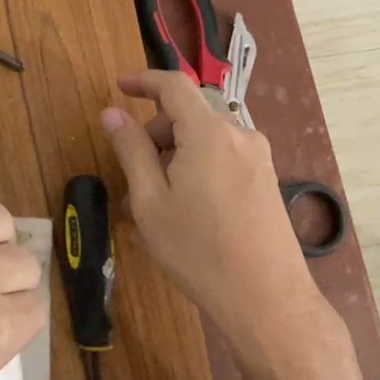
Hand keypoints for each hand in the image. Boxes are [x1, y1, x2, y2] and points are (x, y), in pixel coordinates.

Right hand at [99, 71, 325, 351]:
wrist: (267, 299)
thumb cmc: (198, 250)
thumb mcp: (150, 201)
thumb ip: (131, 150)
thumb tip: (112, 113)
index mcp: (208, 133)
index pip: (174, 85)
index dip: (143, 80)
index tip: (118, 86)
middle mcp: (239, 136)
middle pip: (188, 115)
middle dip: (155, 135)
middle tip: (131, 178)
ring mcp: (258, 159)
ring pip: (204, 140)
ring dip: (174, 157)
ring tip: (155, 204)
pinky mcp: (267, 181)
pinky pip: (222, 159)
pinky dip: (196, 169)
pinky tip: (184, 211)